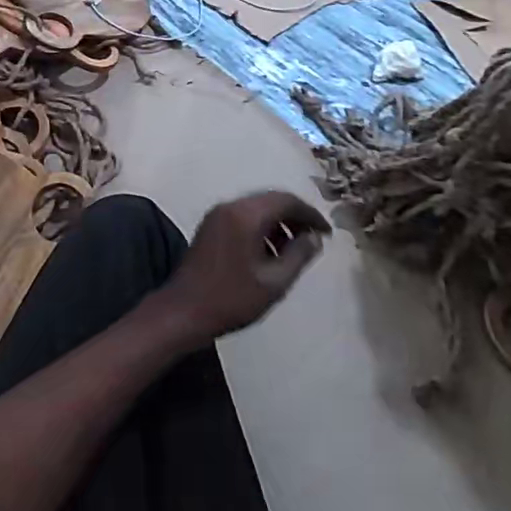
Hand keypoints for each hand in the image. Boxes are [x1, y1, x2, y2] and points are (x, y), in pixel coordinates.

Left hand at [153, 191, 327, 342]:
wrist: (184, 310)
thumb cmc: (232, 298)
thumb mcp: (274, 282)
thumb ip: (299, 255)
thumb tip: (314, 237)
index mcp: (246, 215)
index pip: (286, 200)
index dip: (310, 213)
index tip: (326, 233)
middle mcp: (230, 206)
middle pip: (270, 199)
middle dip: (295, 216)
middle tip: (313, 238)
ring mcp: (217, 214)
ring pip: (256, 207)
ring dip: (278, 222)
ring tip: (294, 250)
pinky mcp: (210, 226)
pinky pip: (242, 216)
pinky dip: (260, 227)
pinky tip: (269, 253)